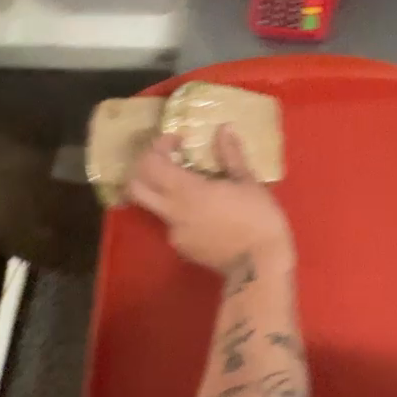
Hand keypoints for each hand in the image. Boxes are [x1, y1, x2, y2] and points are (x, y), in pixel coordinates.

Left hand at [128, 128, 293, 276]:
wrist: (259, 267)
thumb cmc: (259, 219)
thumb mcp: (248, 182)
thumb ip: (231, 155)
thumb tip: (224, 128)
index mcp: (187, 191)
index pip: (151, 164)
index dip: (158, 146)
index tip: (179, 140)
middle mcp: (172, 211)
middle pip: (136, 187)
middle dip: (144, 168)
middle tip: (167, 160)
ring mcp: (175, 233)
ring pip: (154, 206)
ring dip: (163, 190)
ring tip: (193, 185)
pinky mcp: (183, 248)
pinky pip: (173, 223)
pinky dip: (181, 211)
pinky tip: (207, 212)